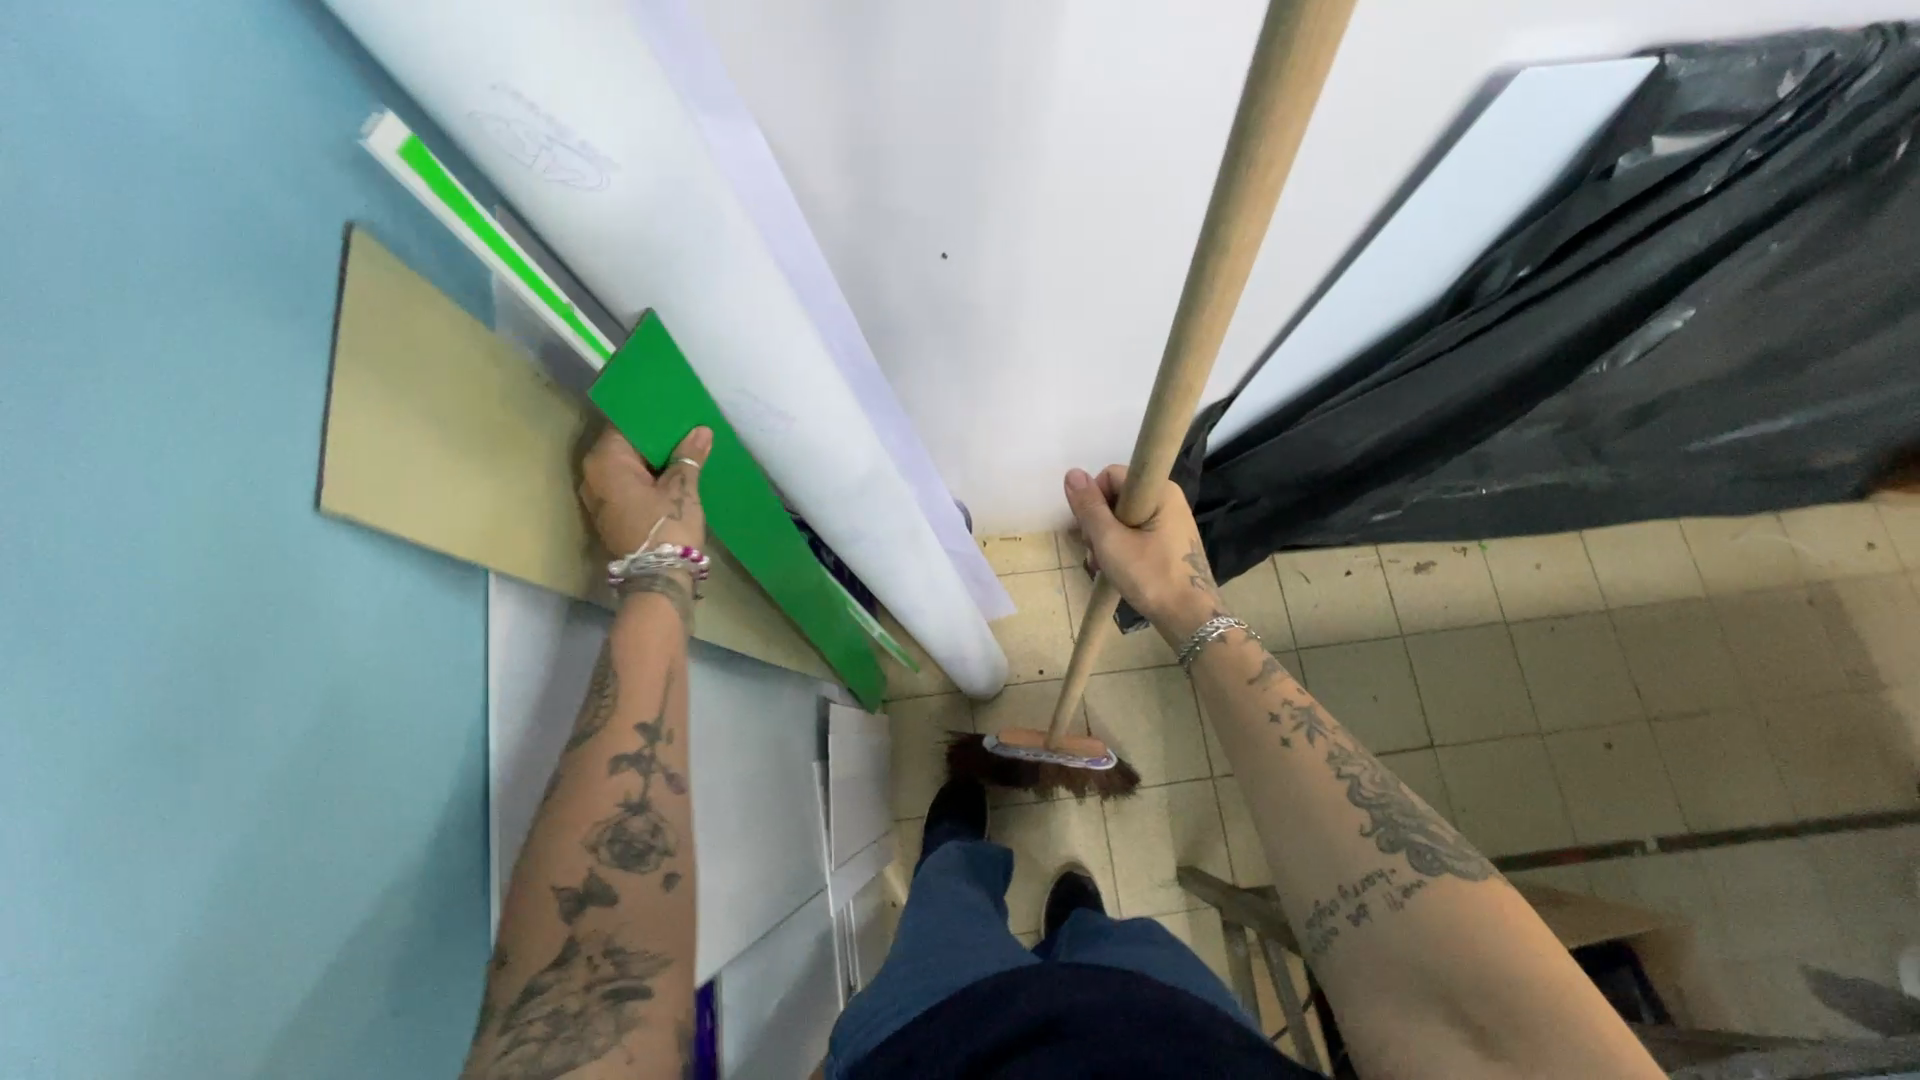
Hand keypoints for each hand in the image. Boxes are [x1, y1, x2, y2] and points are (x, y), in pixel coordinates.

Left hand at [579, 426, 711, 556]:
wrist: (658, 578)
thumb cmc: (667, 526)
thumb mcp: (682, 487)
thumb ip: (688, 456)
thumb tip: (700, 431)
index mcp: (605, 461)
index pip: (625, 426)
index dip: (652, 419)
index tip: (675, 414)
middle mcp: (592, 475)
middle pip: (624, 447)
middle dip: (653, 441)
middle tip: (684, 431)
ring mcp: (597, 498)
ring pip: (626, 469)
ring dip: (650, 463)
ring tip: (681, 453)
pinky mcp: (609, 516)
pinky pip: (626, 487)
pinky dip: (645, 481)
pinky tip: (670, 478)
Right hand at [1063, 465, 1222, 641]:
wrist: (1188, 617)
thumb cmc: (1150, 576)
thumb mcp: (1110, 541)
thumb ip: (1089, 507)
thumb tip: (1072, 473)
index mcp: (1159, 490)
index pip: (1111, 476)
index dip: (1094, 500)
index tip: (1092, 530)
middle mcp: (1166, 499)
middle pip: (1115, 497)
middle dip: (1097, 524)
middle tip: (1095, 552)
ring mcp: (1168, 520)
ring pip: (1121, 517)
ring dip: (1104, 540)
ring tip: (1101, 566)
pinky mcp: (1167, 540)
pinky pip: (1134, 532)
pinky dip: (1119, 548)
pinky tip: (1112, 569)